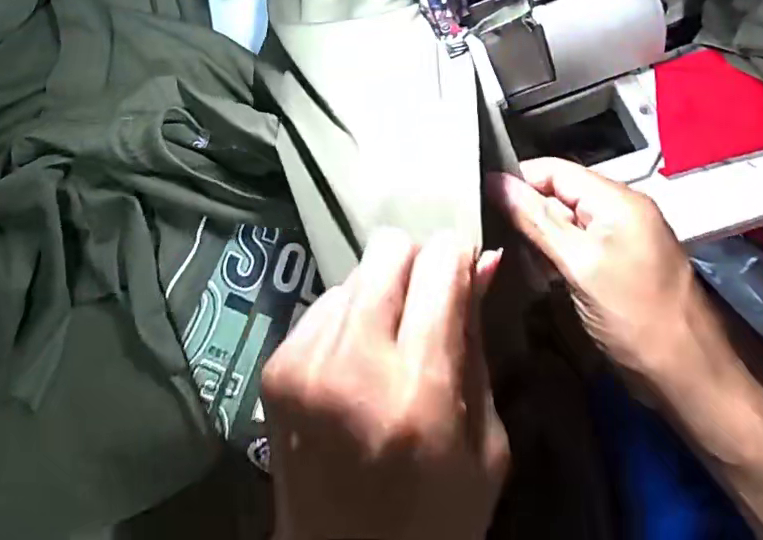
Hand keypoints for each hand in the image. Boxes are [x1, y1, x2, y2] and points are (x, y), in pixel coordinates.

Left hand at [262, 229, 508, 539]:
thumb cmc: (437, 517)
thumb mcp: (484, 438)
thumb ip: (477, 338)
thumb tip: (487, 259)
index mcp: (417, 386)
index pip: (441, 261)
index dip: (461, 259)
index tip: (467, 277)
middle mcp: (352, 361)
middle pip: (391, 248)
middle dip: (419, 265)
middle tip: (430, 307)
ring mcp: (304, 361)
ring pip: (358, 270)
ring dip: (384, 292)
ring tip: (392, 344)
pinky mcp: (275, 367)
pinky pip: (327, 301)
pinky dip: (350, 316)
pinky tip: (358, 362)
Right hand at [492, 158, 733, 395]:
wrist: (689, 374)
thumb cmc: (634, 317)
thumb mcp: (579, 265)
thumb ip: (537, 221)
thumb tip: (497, 182)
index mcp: (617, 198)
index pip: (556, 169)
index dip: (518, 178)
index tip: (480, 196)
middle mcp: (622, 208)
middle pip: (562, 192)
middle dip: (527, 207)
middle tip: (487, 227)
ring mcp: (625, 236)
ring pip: (570, 219)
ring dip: (541, 233)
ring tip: (505, 248)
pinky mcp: (623, 262)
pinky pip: (583, 243)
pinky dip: (559, 252)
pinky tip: (537, 269)